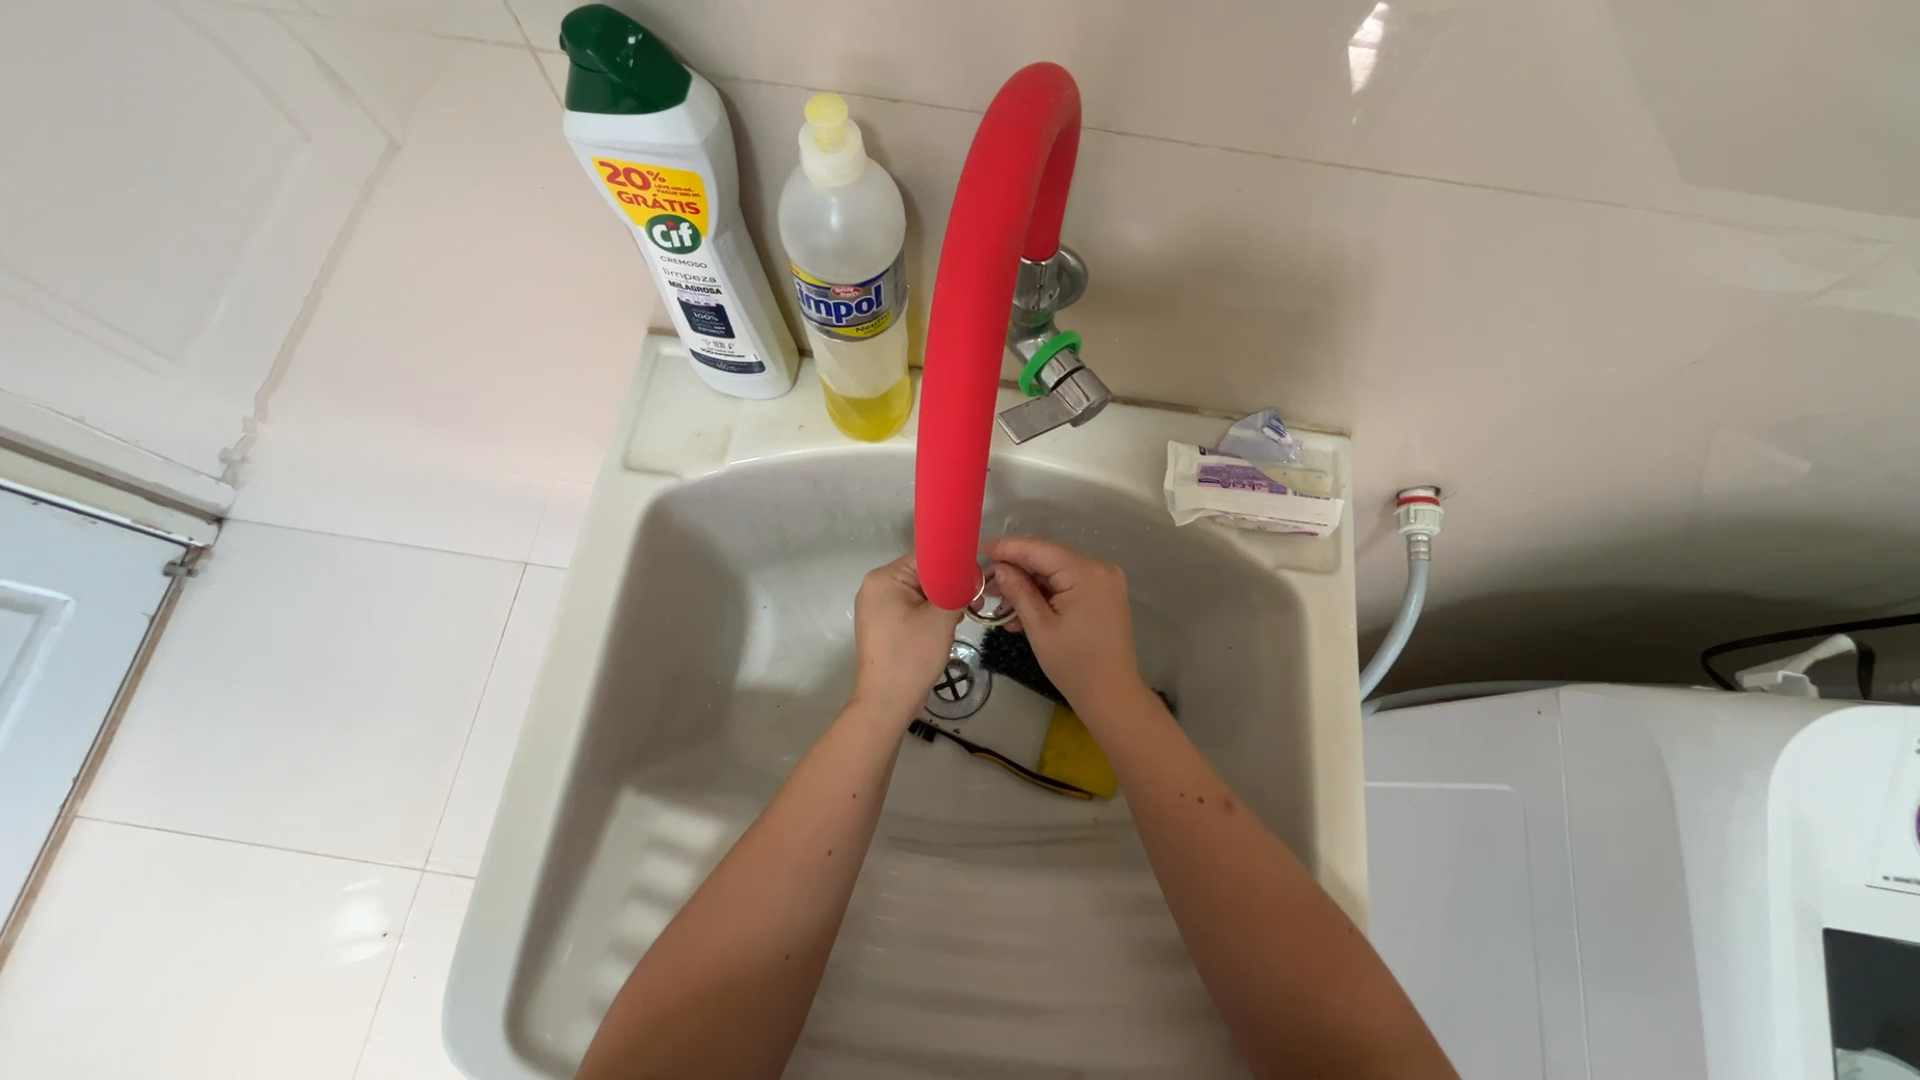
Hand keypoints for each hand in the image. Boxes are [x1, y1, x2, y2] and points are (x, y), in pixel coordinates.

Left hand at [851, 555, 963, 720]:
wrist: (887, 703)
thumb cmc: (911, 656)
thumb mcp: (941, 618)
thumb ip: (959, 589)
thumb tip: (975, 573)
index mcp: (883, 579)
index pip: (925, 558)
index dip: (954, 565)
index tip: (977, 579)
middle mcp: (875, 588)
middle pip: (922, 575)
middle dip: (949, 587)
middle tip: (974, 602)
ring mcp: (877, 609)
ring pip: (920, 594)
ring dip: (942, 603)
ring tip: (961, 618)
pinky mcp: (883, 626)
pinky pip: (912, 610)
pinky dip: (930, 615)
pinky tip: (945, 629)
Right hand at [986, 536, 1144, 710]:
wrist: (1111, 695)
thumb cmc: (1074, 664)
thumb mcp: (1039, 627)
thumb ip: (1018, 591)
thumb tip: (999, 568)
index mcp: (1086, 573)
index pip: (1039, 549)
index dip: (1007, 548)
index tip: (980, 551)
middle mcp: (1099, 568)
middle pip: (1048, 558)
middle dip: (1015, 569)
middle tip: (985, 583)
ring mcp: (1104, 581)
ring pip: (1056, 571)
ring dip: (1028, 584)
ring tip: (1000, 603)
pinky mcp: (1103, 594)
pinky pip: (1068, 584)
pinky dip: (1046, 594)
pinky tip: (1023, 611)